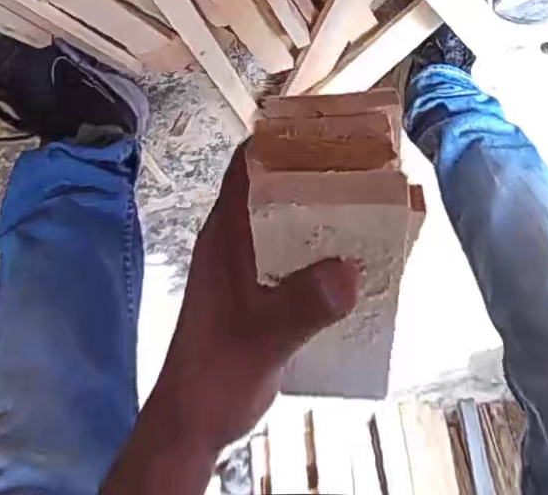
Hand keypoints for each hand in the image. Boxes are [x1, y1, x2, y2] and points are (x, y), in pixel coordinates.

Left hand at [100, 142, 358, 493]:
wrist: (191, 420)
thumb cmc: (215, 372)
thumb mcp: (263, 339)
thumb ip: (300, 307)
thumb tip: (347, 270)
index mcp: (223, 234)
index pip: (243, 166)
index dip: (273, 140)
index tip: (315, 127)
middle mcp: (230, 239)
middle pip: (266, 186)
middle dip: (303, 171)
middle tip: (351, 163)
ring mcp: (239, 264)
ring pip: (275, 217)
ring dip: (308, 206)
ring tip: (356, 201)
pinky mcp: (250, 288)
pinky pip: (282, 248)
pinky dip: (308, 242)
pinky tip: (340, 257)